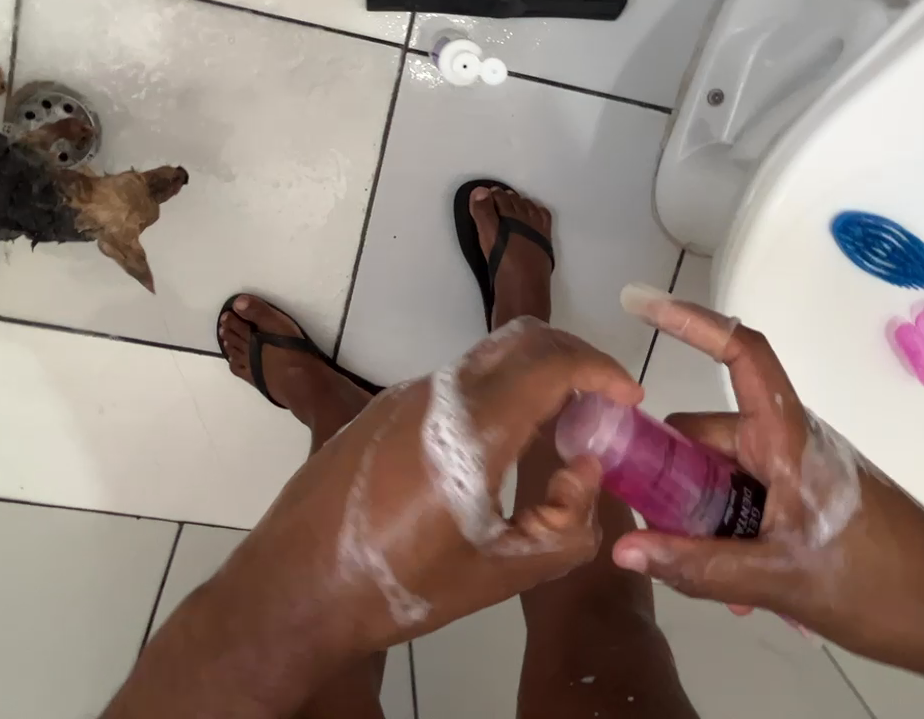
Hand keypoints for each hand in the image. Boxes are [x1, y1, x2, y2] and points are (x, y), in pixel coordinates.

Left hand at [114, 317, 641, 717]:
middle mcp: (439, 390)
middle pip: (523, 338)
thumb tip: (586, 466)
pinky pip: (457, 378)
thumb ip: (566, 520)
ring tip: (558, 426)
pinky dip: (498, 388)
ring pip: (488, 355)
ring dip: (535, 372)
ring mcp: (406, 392)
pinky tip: (501, 440)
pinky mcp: (385, 405)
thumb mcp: (502, 571)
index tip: (627, 398)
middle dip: (574, 357)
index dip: (600, 370)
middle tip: (600, 402)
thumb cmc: (402, 585)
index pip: (551, 361)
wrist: (296, 584)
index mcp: (473, 425)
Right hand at [610, 288, 923, 717]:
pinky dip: (726, 530)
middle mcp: (786, 440)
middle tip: (654, 530)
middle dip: (673, 475)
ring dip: (701, 516)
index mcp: (785, 436)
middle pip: (706, 431)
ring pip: (721, 472)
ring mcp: (795, 469)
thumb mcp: (780, 579)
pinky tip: (735, 580)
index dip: (691, 322)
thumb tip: (623, 549)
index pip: (741, 354)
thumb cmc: (883, 588)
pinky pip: (744, 497)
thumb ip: (697, 564)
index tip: (641, 305)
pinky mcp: (804, 497)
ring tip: (707, 573)